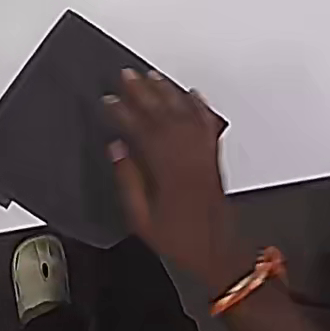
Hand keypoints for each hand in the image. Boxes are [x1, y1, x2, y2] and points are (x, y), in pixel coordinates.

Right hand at [103, 69, 246, 288]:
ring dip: (168, 92)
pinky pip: (208, 125)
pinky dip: (200, 107)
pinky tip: (192, 95)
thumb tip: (116, 150)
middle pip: (163, 115)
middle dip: (143, 92)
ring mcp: (202, 157)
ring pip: (184, 114)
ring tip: (153, 76)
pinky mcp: (213, 159)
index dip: (122, 112)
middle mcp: (187, 159)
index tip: (108, 100)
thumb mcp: (142, 219)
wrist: (220, 255)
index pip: (141, 130)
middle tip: (128, 75)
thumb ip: (127, 182)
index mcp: (166, 172)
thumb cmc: (181, 239)